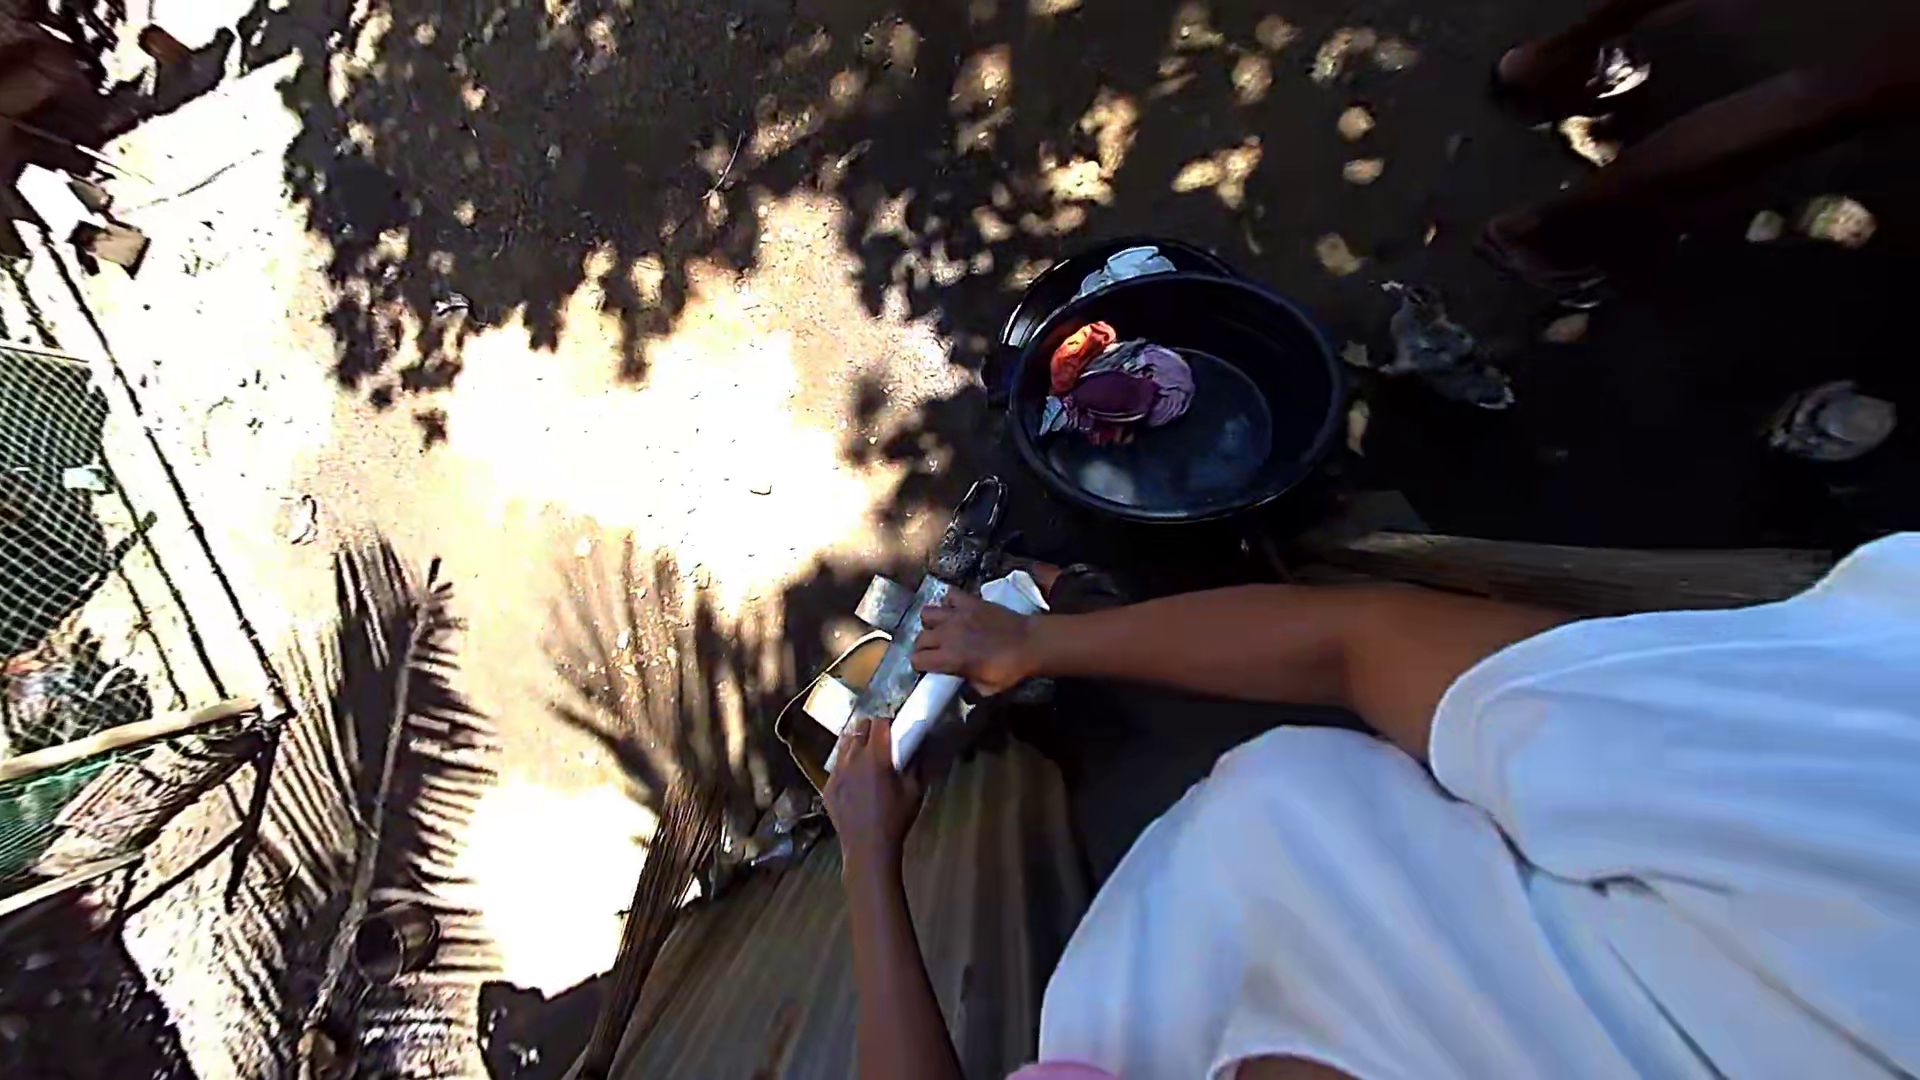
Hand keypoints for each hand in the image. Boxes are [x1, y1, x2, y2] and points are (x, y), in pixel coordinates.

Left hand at [824, 714, 923, 871]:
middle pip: (859, 727)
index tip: (895, 730)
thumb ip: (915, 763)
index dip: (888, 723)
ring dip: (857, 743)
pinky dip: (846, 763)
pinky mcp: (828, 786)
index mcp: (875, 756)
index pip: (879, 723)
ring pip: (845, 743)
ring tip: (867, 755)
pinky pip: (837, 765)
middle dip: (872, 729)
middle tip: (883, 741)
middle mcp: (852, 759)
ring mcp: (836, 772)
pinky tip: (855, 777)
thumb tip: (916, 745)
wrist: (868, 849)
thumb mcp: (914, 790)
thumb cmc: (895, 819)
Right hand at [912, 589, 1042, 695]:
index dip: (920, 665)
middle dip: (923, 646)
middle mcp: (948, 634)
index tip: (928, 667)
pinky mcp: (970, 602)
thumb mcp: (988, 688)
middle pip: (920, 638)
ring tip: (942, 628)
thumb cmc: (1009, 669)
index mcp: (950, 658)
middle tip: (934, 650)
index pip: (917, 659)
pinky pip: (950, 595)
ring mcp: (957, 615)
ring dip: (931, 623)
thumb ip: (968, 686)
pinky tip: (956, 611)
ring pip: (927, 613)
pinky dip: (950, 602)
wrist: (1029, 643)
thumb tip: (961, 682)